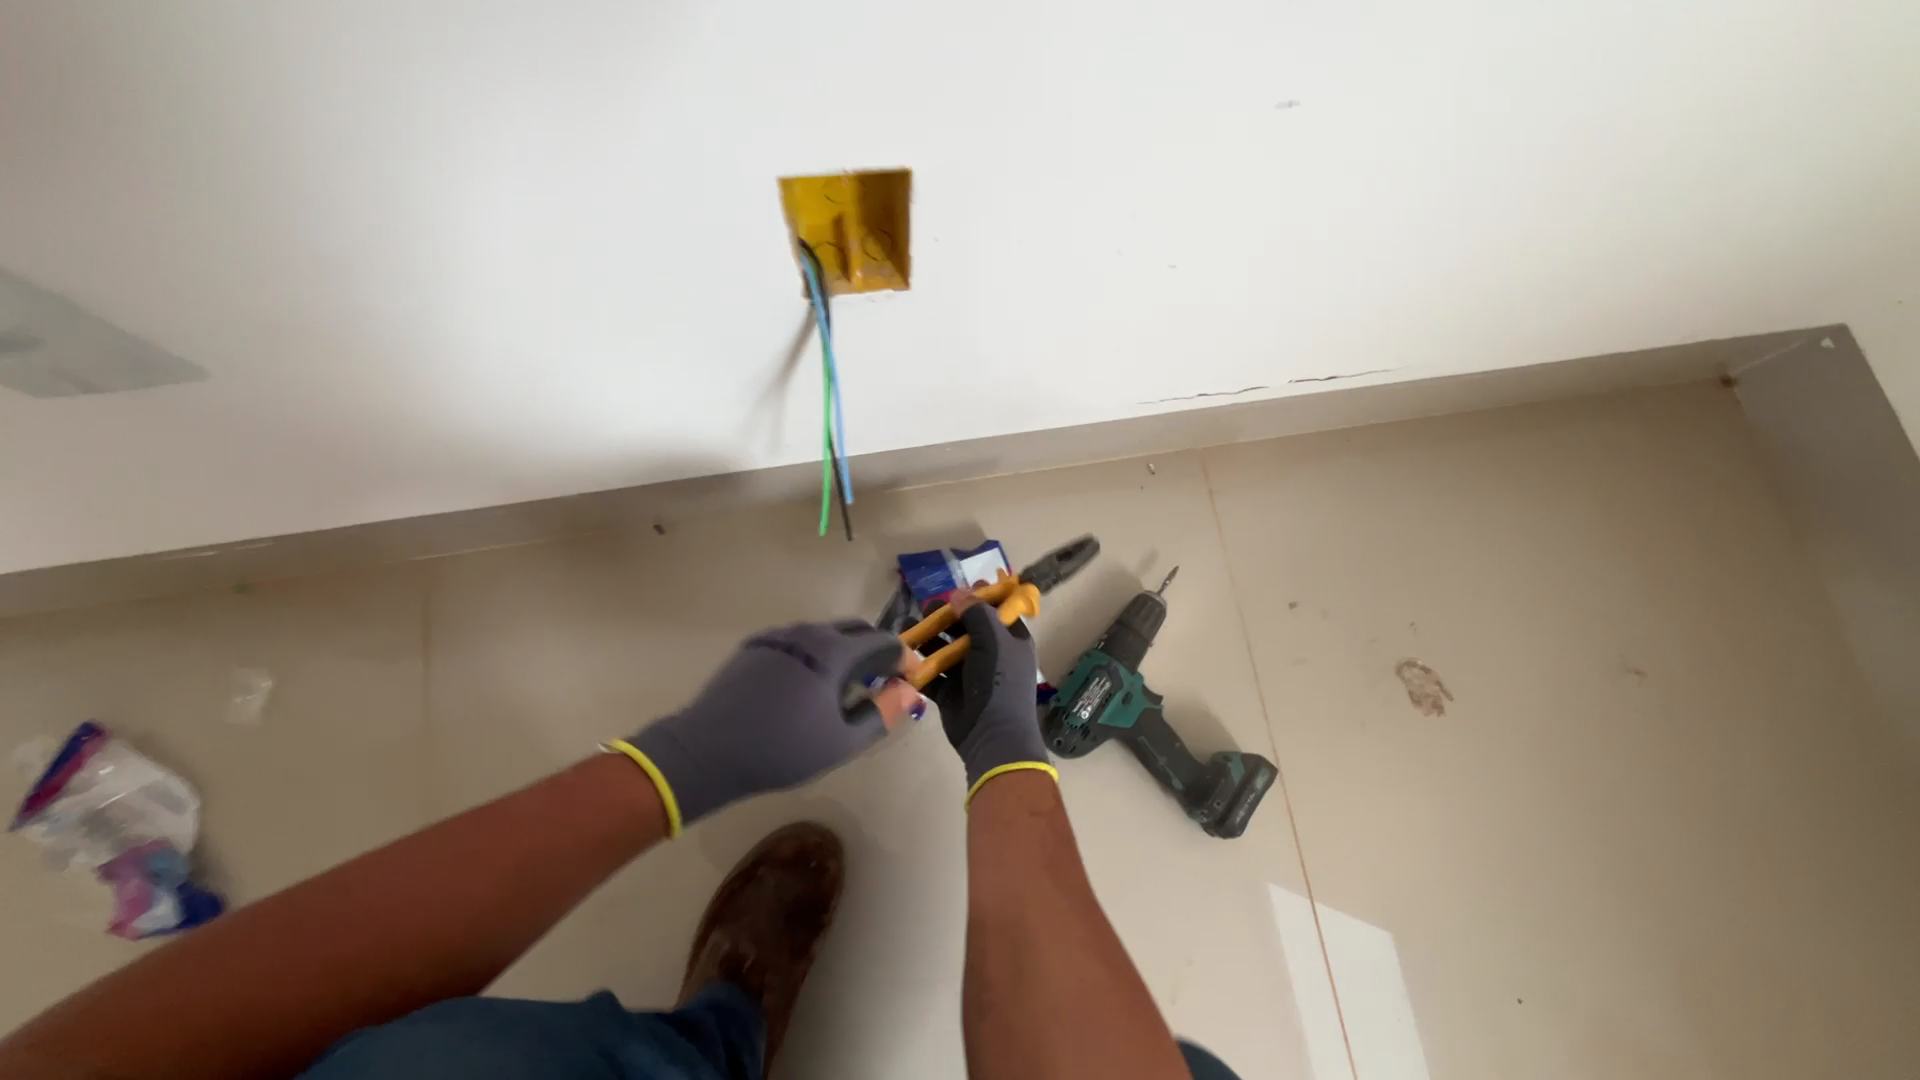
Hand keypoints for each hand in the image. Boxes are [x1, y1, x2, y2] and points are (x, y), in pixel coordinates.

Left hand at [621, 621, 921, 832]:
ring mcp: (777, 635)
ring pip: (823, 633)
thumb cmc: (781, 749)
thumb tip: (907, 691)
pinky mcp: (754, 646)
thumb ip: (882, 713)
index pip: (882, 640)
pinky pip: (795, 641)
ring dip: (843, 650)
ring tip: (845, 684)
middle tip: (880, 679)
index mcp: (833, 651)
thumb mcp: (841, 741)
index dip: (901, 657)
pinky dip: (813, 654)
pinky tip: (806, 684)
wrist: (706, 750)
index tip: (908, 678)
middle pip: (853, 629)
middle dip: (874, 649)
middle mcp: (808, 632)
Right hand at [926, 590, 1054, 801]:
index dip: (978, 599)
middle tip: (927, 607)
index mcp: (1010, 640)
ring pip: (944, 648)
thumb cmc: (1000, 682)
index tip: (957, 589)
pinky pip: (932, 673)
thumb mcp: (994, 641)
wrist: (993, 735)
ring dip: (928, 637)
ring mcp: (969, 673)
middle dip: (946, 616)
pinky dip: (918, 664)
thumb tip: (960, 594)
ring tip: (909, 626)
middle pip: (965, 627)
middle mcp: (990, 653)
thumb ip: (977, 613)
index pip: (995, 611)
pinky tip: (903, 652)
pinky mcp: (949, 692)